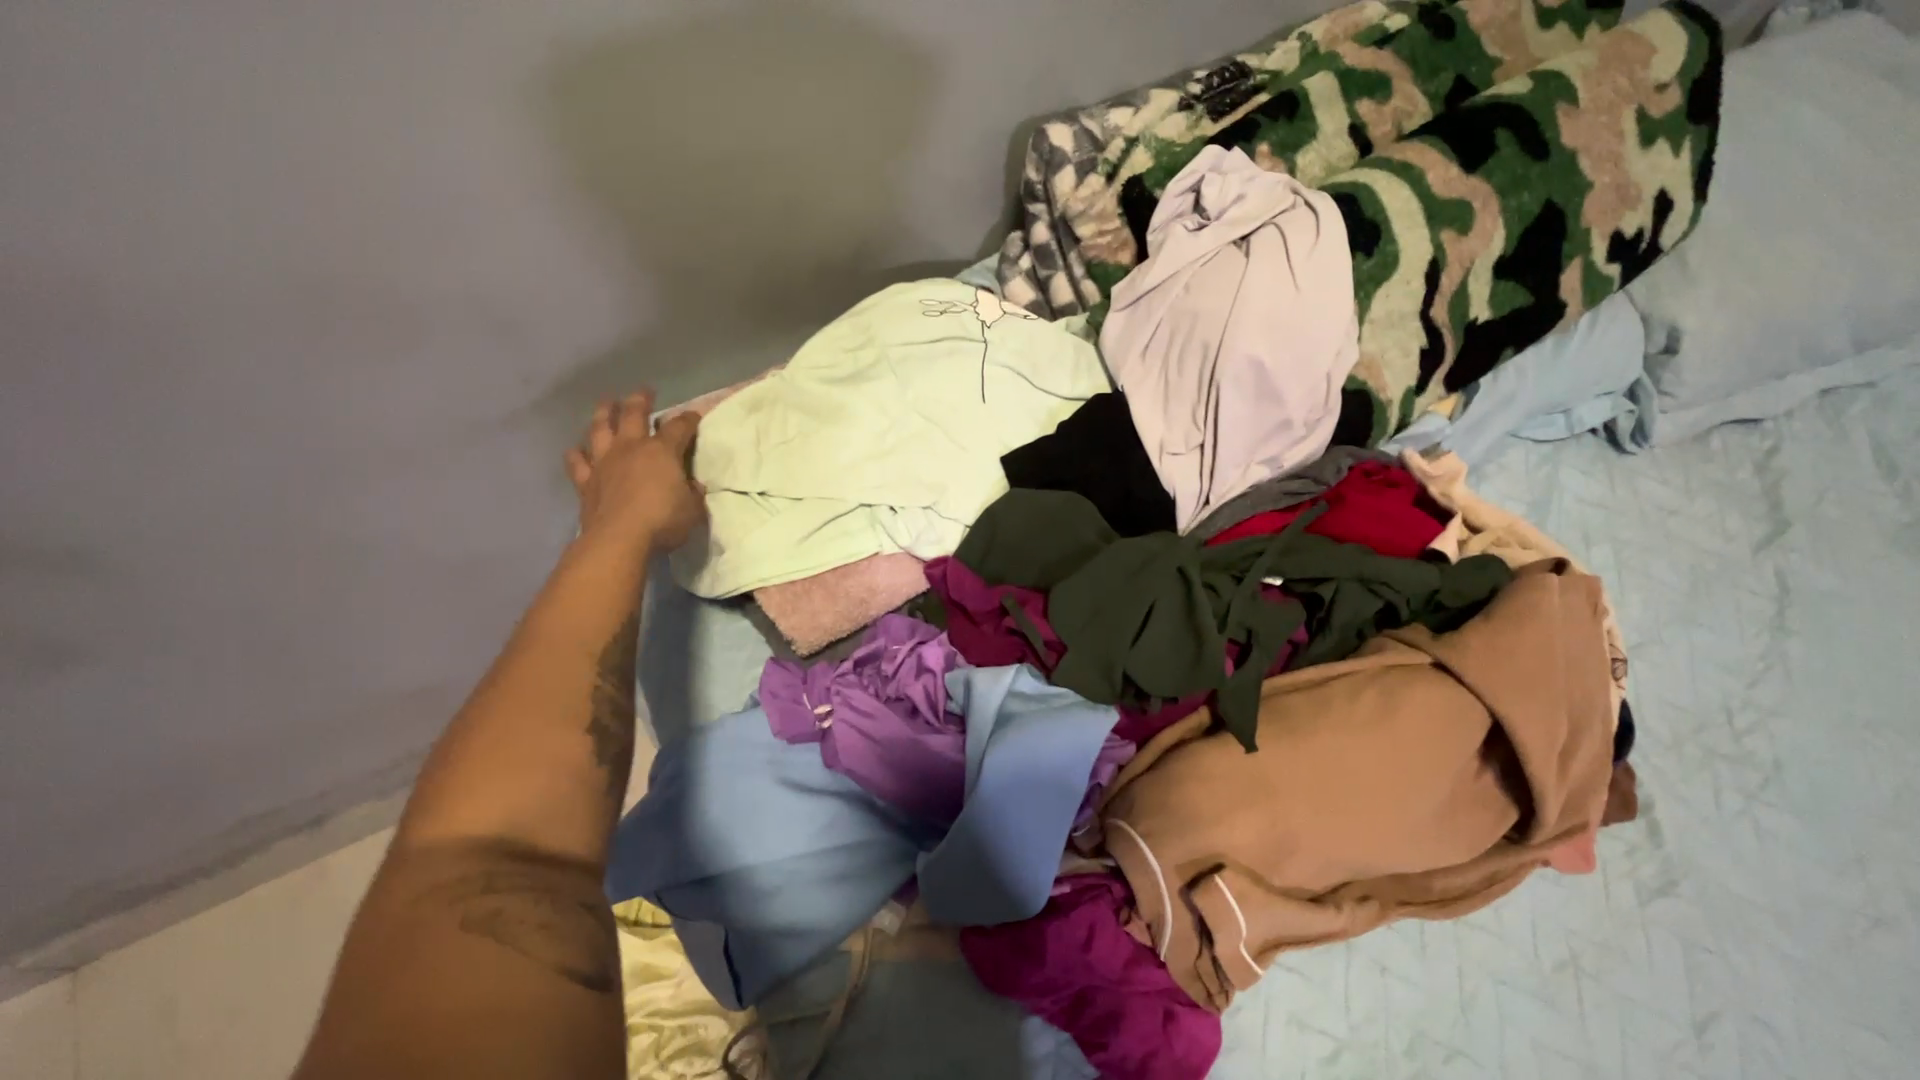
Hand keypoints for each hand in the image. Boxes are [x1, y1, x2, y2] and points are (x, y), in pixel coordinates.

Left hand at [565, 389, 705, 553]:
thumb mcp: (693, 509)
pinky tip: (575, 449)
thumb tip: (692, 486)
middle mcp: (631, 448)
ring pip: (600, 428)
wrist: (619, 538)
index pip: (679, 427)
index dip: (688, 419)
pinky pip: (577, 463)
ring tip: (606, 403)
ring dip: (603, 413)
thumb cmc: (663, 521)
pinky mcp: (586, 481)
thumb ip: (693, 494)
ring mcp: (604, 462)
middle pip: (633, 414)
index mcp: (662, 451)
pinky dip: (576, 454)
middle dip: (640, 400)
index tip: (694, 415)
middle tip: (644, 391)